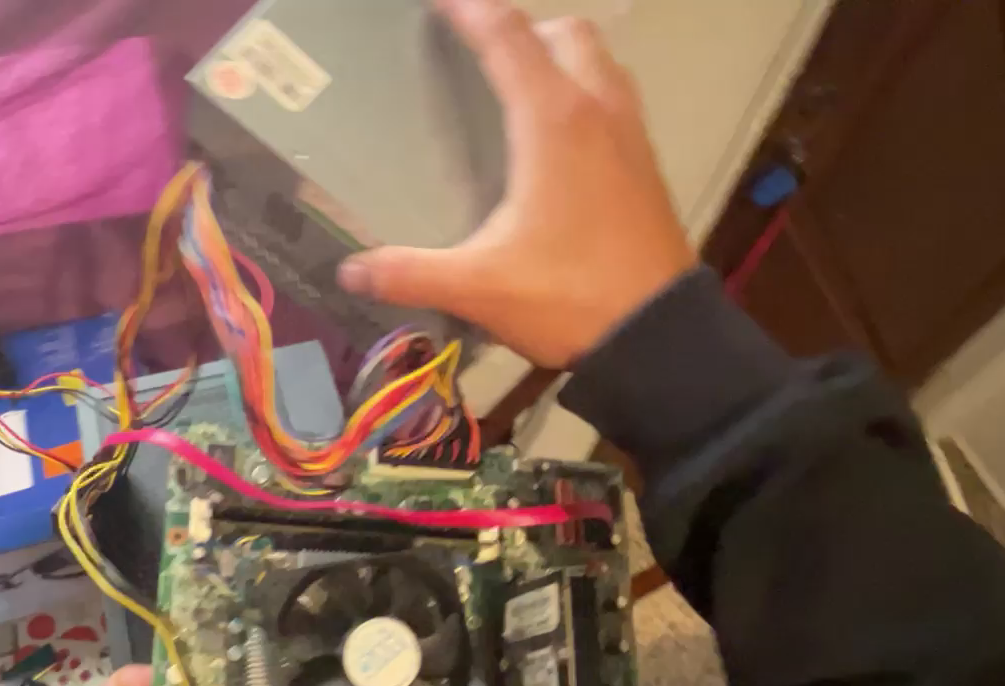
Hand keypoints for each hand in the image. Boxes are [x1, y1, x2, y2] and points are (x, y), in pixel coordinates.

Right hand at [338, 0, 696, 368]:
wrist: (654, 334)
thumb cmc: (565, 297)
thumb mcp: (478, 287)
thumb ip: (410, 274)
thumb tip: (350, 272)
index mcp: (552, 121)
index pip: (506, 36)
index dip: (470, 8)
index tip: (443, 0)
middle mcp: (597, 109)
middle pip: (564, 33)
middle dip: (523, 28)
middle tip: (486, 52)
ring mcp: (631, 135)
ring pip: (599, 61)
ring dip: (562, 55)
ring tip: (525, 86)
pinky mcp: (647, 167)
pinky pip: (617, 100)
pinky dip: (587, 93)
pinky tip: (566, 140)